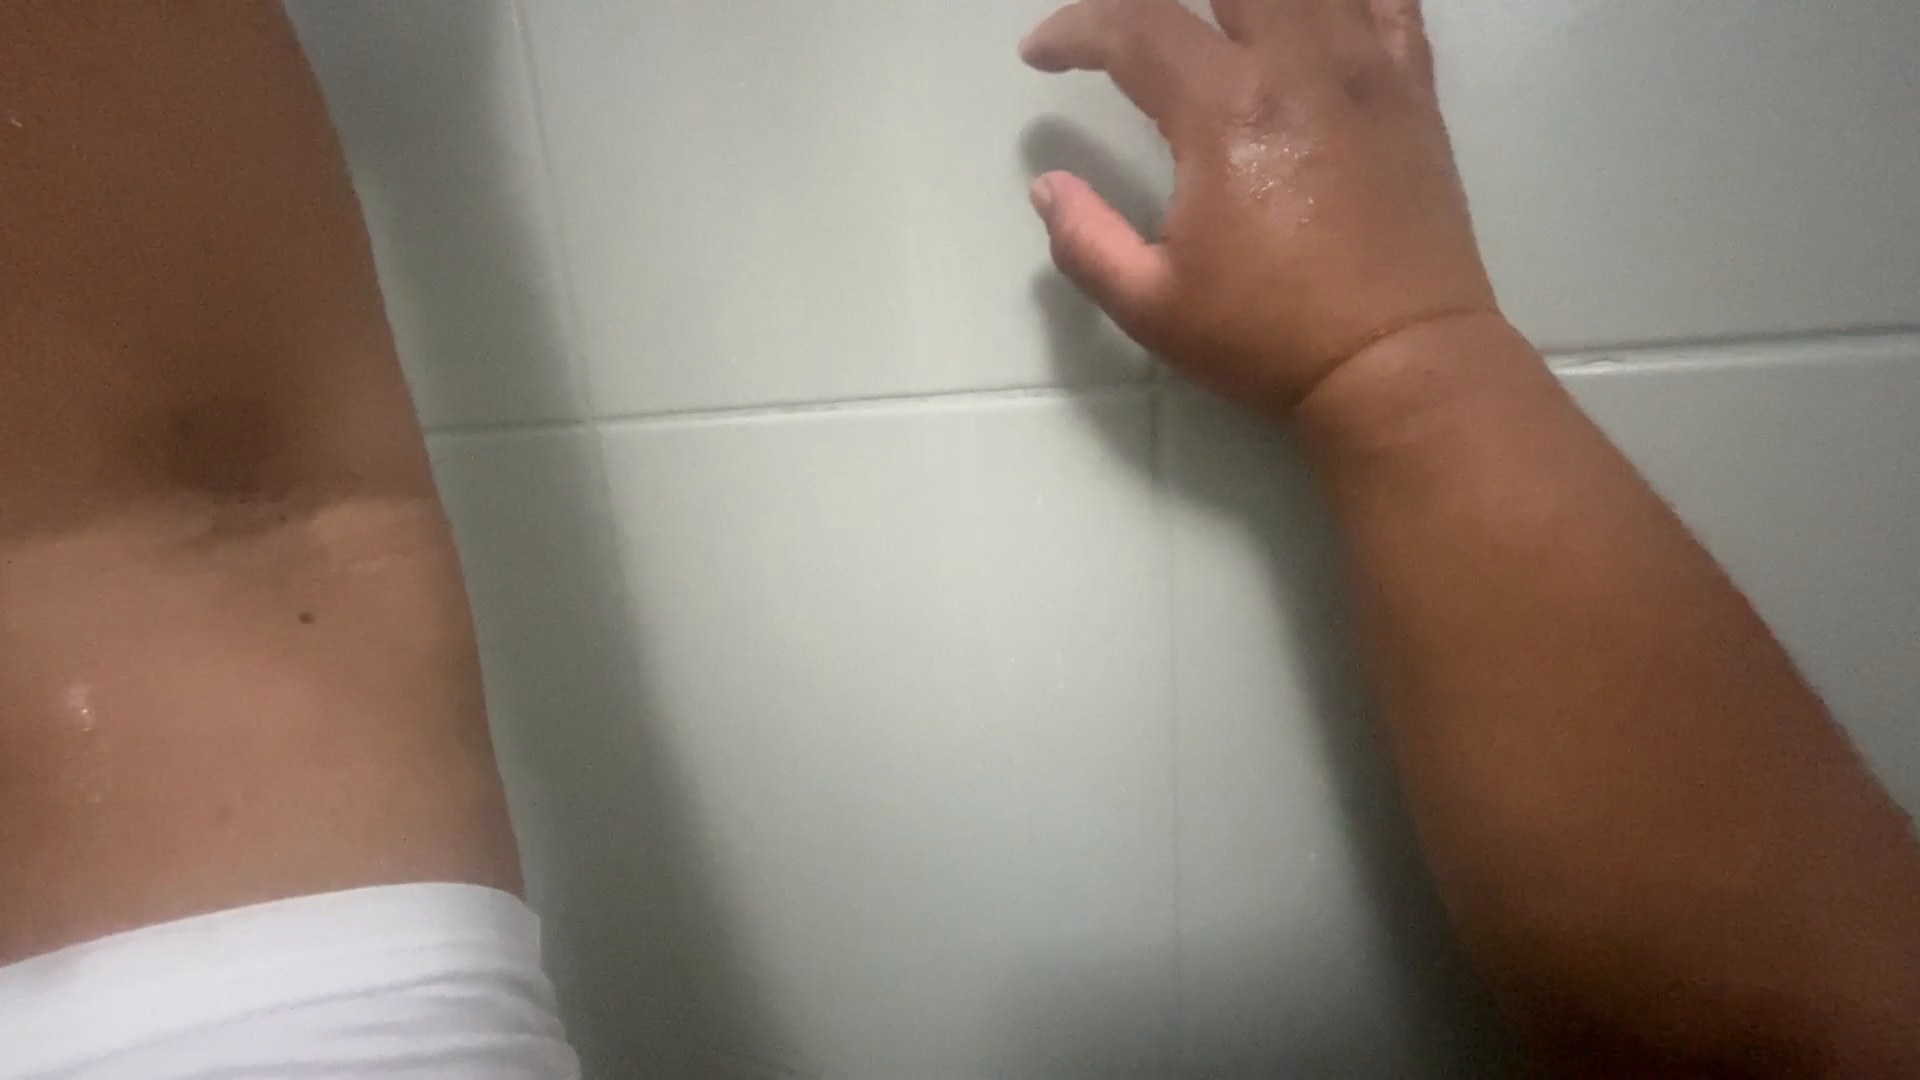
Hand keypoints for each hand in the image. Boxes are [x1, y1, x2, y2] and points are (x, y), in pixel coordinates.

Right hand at [1022, 0, 1498, 414]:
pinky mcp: (1412, 89)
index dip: (1075, 30)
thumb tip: (1047, 186)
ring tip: (1206, 21)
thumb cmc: (1262, 338)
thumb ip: (1085, 240)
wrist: (1390, 363)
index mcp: (1225, 112)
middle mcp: (1301, 62)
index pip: (1136, 28)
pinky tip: (1307, 13)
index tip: (1041, 54)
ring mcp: (1368, 67)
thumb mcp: (1148, 306)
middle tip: (1121, 34)